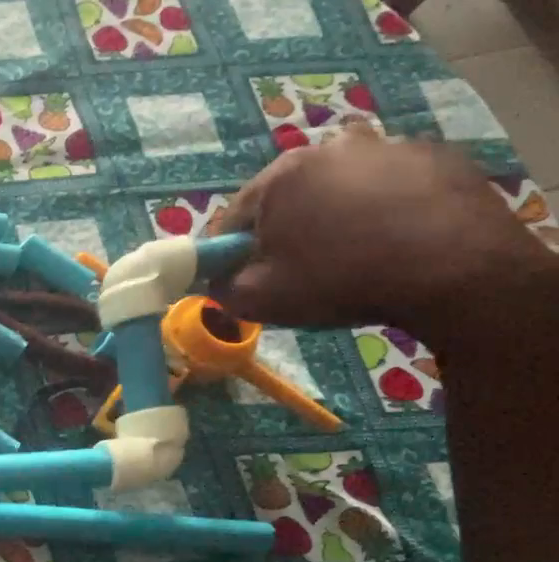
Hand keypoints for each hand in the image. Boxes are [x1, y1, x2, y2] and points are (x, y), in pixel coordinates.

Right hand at [210, 122, 550, 335]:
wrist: (455, 272)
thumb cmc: (339, 281)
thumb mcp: (254, 299)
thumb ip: (221, 285)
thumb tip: (220, 276)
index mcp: (283, 175)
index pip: (234, 216)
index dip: (231, 250)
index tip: (244, 276)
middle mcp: (334, 147)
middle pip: (290, 194)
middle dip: (286, 226)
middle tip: (299, 266)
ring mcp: (393, 146)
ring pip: (341, 186)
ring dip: (334, 213)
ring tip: (351, 251)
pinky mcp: (440, 157)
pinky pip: (390, 185)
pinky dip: (382, 207)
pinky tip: (391, 239)